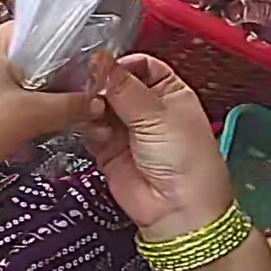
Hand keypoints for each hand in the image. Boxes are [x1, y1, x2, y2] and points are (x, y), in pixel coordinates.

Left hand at [0, 23, 98, 182]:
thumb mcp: (32, 116)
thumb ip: (70, 106)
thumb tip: (93, 103)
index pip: (34, 28)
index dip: (63, 44)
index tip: (82, 64)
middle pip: (24, 55)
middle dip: (51, 75)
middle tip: (72, 92)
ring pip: (11, 78)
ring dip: (34, 95)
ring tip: (52, 112)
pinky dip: (16, 107)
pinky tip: (27, 125)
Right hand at [82, 54, 233, 240]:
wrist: (176, 211)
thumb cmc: (183, 159)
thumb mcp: (157, 117)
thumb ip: (123, 88)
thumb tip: (99, 59)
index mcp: (168, 92)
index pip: (139, 65)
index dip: (120, 64)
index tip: (100, 66)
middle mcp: (144, 107)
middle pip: (113, 84)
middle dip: (100, 86)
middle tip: (88, 89)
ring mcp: (123, 128)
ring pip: (97, 105)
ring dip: (92, 107)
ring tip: (93, 114)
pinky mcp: (105, 147)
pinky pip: (88, 128)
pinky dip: (88, 127)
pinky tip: (97, 134)